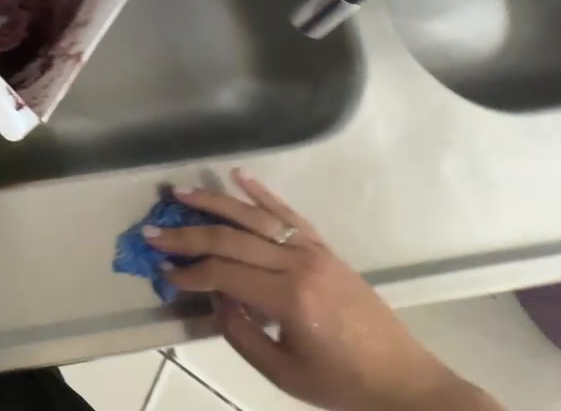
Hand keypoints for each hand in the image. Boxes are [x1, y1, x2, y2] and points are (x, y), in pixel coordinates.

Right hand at [150, 171, 500, 410]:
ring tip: (180, 193)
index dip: (188, 272)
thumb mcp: (284, 372)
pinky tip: (238, 176)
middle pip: (231, 239)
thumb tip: (212, 296)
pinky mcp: (325, 249)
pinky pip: (289, 214)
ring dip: (213, 202)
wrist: (407, 384)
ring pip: (255, 217)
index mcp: (289, 300)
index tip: (163, 270)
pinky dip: (262, 192)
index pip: (223, 274)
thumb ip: (239, 333)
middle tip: (153, 231)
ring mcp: (314, 253)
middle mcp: (299, 266)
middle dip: (186, 235)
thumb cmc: (343, 385)